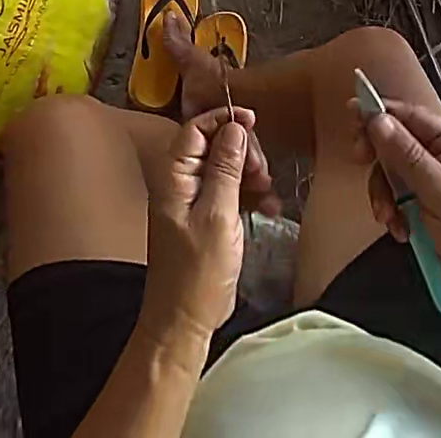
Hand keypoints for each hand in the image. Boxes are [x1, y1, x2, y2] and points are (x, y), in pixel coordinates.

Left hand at [142, 106, 265, 341]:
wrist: (184, 321)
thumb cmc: (197, 272)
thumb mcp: (218, 215)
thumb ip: (226, 168)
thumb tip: (235, 128)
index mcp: (173, 174)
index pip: (196, 127)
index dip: (224, 119)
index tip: (252, 120)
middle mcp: (180, 180)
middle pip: (214, 143)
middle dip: (242, 151)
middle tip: (261, 172)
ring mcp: (193, 197)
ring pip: (226, 165)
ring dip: (250, 174)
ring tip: (267, 192)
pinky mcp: (206, 213)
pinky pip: (230, 189)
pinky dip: (249, 194)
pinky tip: (267, 207)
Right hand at [355, 99, 440, 310]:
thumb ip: (408, 156)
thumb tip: (377, 119)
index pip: (410, 115)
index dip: (379, 112)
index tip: (351, 114)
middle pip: (396, 140)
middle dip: (377, 155)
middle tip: (360, 161)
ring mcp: (434, 179)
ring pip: (391, 170)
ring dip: (384, 192)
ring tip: (388, 217)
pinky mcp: (426, 202)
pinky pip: (396, 194)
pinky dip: (392, 210)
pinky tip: (400, 229)